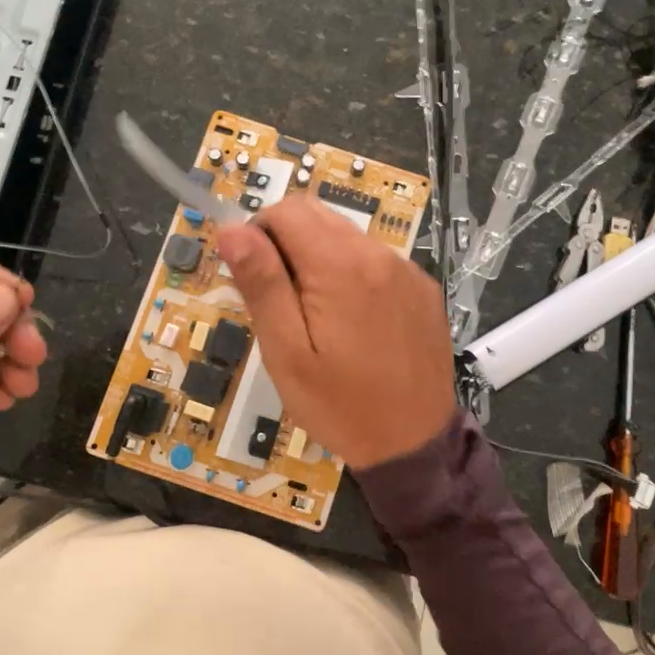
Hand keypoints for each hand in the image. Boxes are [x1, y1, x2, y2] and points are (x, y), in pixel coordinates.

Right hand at [217, 196, 456, 467]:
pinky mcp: (422, 288)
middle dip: (287, 244)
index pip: (287, 210)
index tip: (256, 279)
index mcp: (340, 266)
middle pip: (317, 215)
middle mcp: (378, 254)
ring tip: (317, 318)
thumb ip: (262, 284)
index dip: (259, 234)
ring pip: (346, 236)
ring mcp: (406, 269)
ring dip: (320, 259)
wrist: (414, 444)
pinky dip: (353, 275)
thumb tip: (232, 229)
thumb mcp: (286, 353)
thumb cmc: (340, 405)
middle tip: (282, 302)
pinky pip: (376, 260)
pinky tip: (353, 324)